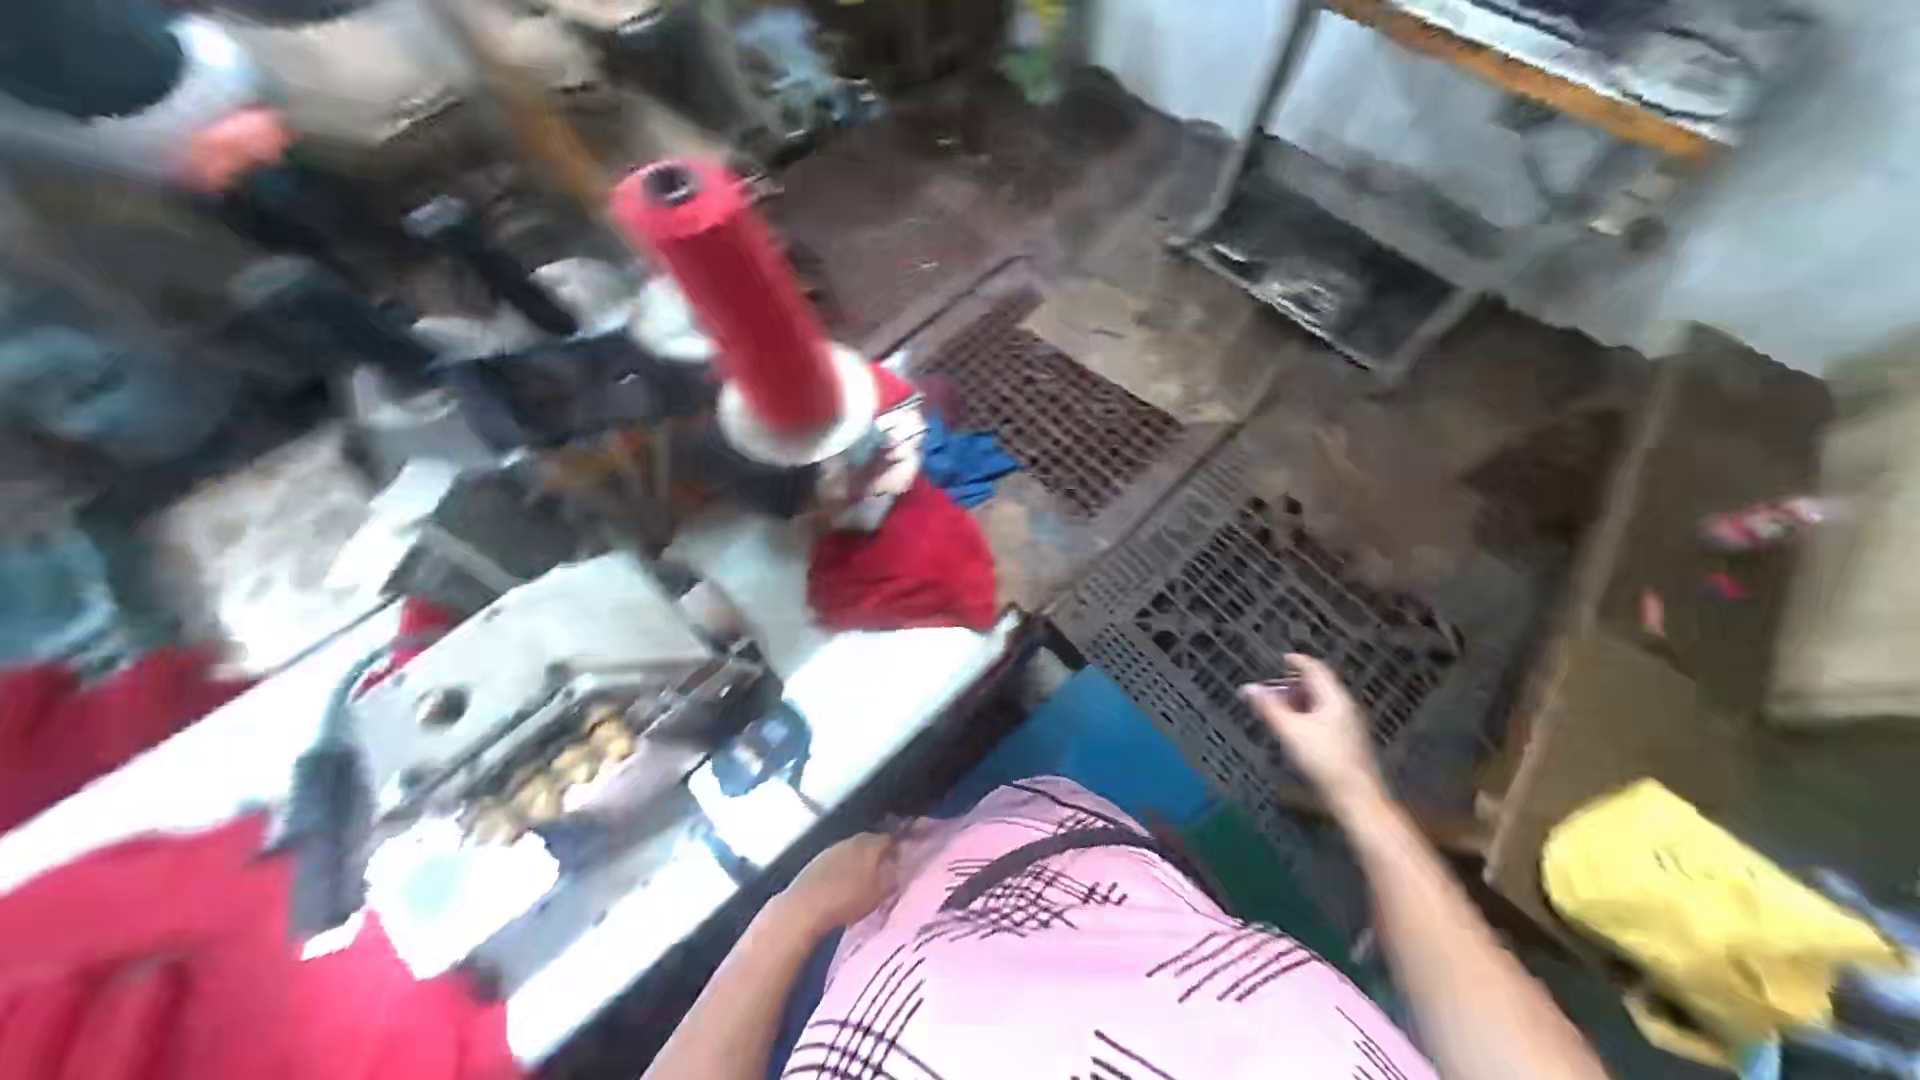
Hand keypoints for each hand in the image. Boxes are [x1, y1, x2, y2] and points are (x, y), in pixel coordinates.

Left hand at [774, 832, 900, 934]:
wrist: (806, 905)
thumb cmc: (848, 899)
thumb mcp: (879, 893)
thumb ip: (892, 877)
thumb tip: (899, 867)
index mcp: (871, 844)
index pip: (890, 839)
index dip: (898, 849)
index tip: (901, 860)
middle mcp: (853, 840)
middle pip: (871, 841)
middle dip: (878, 853)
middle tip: (884, 869)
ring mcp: (834, 847)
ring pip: (854, 849)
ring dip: (860, 859)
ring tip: (863, 877)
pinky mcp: (818, 859)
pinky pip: (839, 858)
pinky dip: (844, 866)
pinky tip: (842, 881)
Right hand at [1242, 654, 1386, 814]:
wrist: (1355, 798)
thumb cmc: (1324, 761)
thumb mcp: (1289, 730)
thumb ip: (1267, 707)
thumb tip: (1249, 689)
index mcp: (1334, 699)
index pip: (1315, 669)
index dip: (1297, 661)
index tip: (1283, 658)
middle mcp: (1344, 708)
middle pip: (1317, 686)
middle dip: (1292, 685)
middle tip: (1270, 689)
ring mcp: (1347, 726)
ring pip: (1320, 703)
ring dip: (1297, 701)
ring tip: (1277, 708)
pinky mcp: (1346, 743)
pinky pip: (1323, 718)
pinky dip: (1305, 715)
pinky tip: (1293, 728)